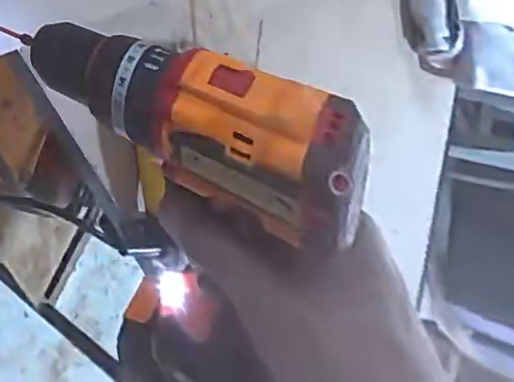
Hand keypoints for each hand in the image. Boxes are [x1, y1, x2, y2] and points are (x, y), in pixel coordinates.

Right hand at [159, 191, 445, 381]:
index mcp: (337, 210)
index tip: (180, 167)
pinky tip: (232, 280)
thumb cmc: (333, 351)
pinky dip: (258, 267)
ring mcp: (351, 267)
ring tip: (197, 244)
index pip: (269, 165)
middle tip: (180, 210)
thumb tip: (162, 197)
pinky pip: (292, 266)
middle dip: (223, 206)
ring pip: (279, 236)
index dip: (221, 163)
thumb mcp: (260, 295)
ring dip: (237, 240)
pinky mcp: (349, 302)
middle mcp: (346, 228)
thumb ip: (209, 243)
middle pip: (272, 200)